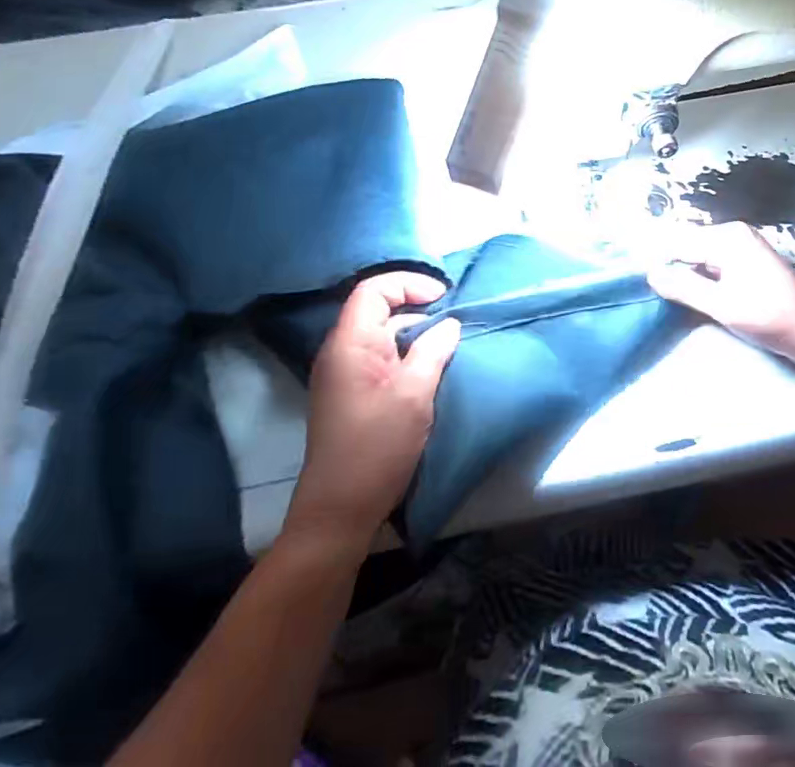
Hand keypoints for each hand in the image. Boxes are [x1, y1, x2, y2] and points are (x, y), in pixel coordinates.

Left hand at [285, 272, 460, 546]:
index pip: (373, 290)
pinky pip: (379, 360)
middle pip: (376, 310)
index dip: (409, 284)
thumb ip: (433, 352)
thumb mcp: (414, 395)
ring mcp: (343, 375)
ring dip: (414, 335)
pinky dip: (406, 356)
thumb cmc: (376, 448)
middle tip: (455, 323)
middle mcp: (340, 352)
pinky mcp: (351, 395)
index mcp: (349, 344)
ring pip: (380, 337)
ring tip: (449, 346)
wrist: (339, 510)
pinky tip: (430, 371)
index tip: (445, 299)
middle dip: (417, 309)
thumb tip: (449, 324)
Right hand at [646, 222, 794, 376]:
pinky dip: (702, 279)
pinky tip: (692, 294)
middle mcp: (736, 235)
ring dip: (686, 275)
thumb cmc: (769, 315)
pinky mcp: (750, 265)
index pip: (678, 243)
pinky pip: (715, 266)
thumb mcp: (720, 304)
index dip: (657, 260)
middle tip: (648, 287)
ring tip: (664, 292)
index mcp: (728, 236)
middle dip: (671, 266)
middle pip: (690, 248)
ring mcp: (745, 249)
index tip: (636, 276)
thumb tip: (650, 273)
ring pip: (702, 259)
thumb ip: (683, 287)